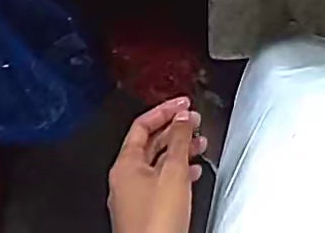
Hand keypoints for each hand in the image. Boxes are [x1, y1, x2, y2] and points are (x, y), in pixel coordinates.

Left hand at [108, 96, 205, 232]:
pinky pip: (161, 181)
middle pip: (150, 143)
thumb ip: (179, 139)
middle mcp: (125, 179)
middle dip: (174, 130)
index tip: (182, 103)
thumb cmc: (157, 223)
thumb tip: (182, 117)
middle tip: (193, 121)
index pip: (143, 124)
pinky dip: (177, 171)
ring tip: (199, 144)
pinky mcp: (144, 214)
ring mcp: (134, 198)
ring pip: (157, 162)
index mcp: (125, 164)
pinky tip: (193, 173)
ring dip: (179, 150)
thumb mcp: (173, 171)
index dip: (164, 110)